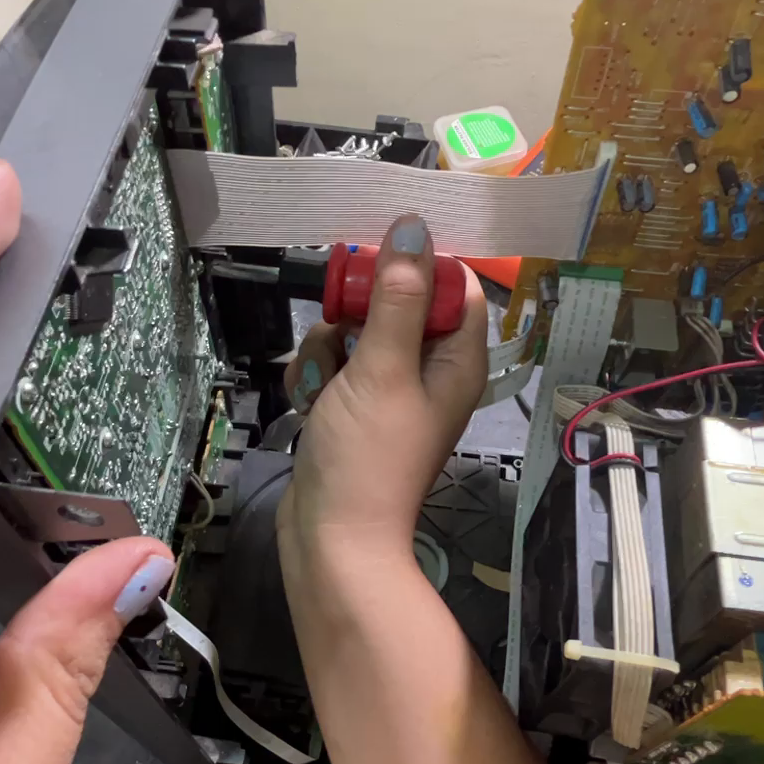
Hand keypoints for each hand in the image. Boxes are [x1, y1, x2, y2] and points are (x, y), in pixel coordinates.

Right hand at [276, 216, 487, 565]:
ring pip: (354, 334)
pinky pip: (333, 368)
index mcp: (456, 361)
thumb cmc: (367, 455)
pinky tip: (307, 405)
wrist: (330, 538)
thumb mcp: (383, 369)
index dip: (418, 269)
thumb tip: (413, 226)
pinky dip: (315, 378)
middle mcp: (427, 372)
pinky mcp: (351, 408)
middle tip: (341, 335)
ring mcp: (386, 392)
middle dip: (357, 316)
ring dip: (327, 351)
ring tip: (321, 388)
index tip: (376, 266)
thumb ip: (397, 297)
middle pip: (396, 305)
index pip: (454, 287)